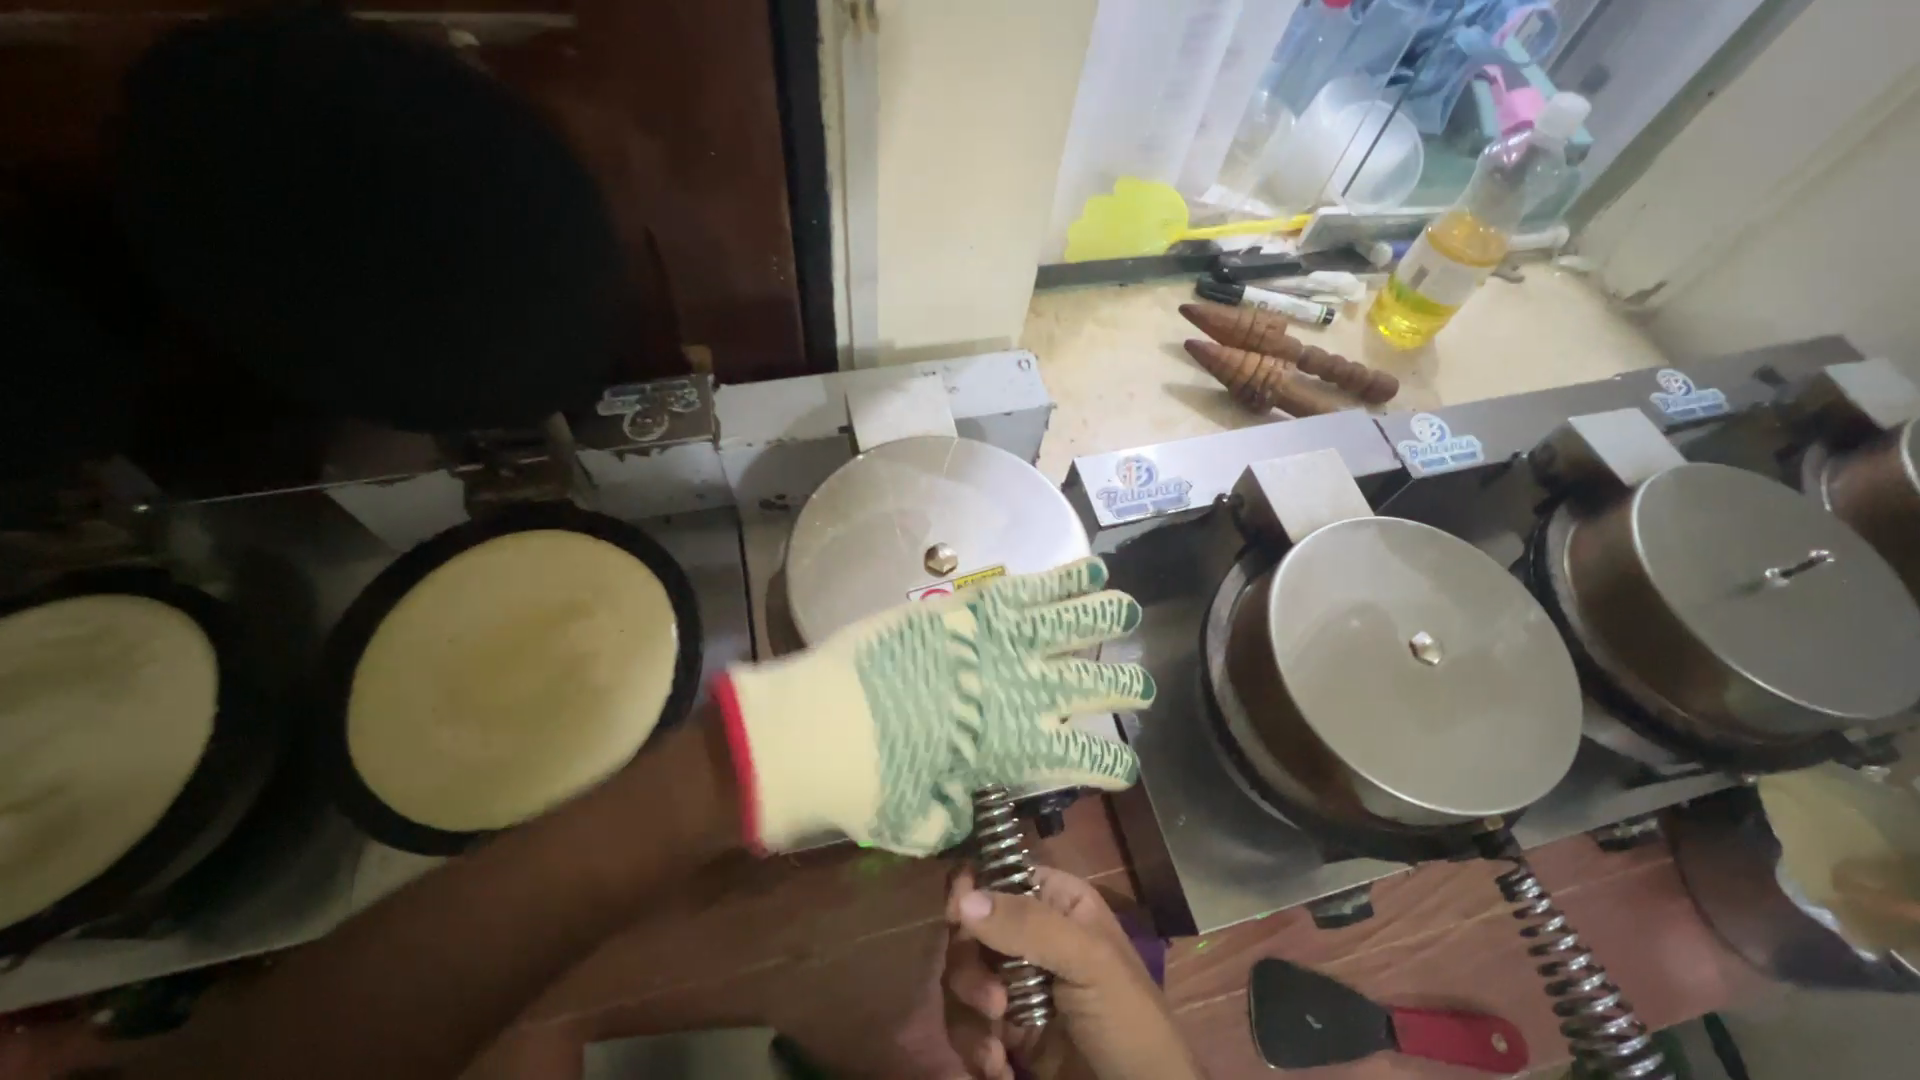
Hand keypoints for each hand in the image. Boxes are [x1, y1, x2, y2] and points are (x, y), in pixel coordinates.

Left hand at [715, 557, 1153, 854]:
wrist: (820, 729)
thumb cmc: (869, 787)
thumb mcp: (924, 821)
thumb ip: (959, 811)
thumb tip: (971, 798)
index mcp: (1017, 751)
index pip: (1087, 761)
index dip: (1112, 767)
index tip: (1121, 767)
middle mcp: (1022, 694)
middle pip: (1095, 685)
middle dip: (1125, 687)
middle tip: (1138, 686)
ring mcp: (996, 644)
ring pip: (1071, 624)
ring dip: (1107, 617)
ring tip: (1129, 611)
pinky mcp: (964, 609)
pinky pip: (1027, 589)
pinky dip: (1063, 578)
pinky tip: (1089, 570)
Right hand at [942, 868, 1202, 1079]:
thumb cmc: (1129, 1018)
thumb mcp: (1089, 961)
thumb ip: (1028, 925)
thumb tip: (963, 898)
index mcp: (1057, 903)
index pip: (1000, 874)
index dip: (969, 887)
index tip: (954, 914)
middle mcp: (1031, 936)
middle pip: (969, 930)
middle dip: (970, 969)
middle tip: (993, 1003)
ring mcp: (1016, 984)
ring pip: (961, 979)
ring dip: (969, 1016)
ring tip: (996, 1049)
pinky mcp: (1007, 1030)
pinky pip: (967, 1024)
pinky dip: (974, 1047)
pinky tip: (997, 1068)